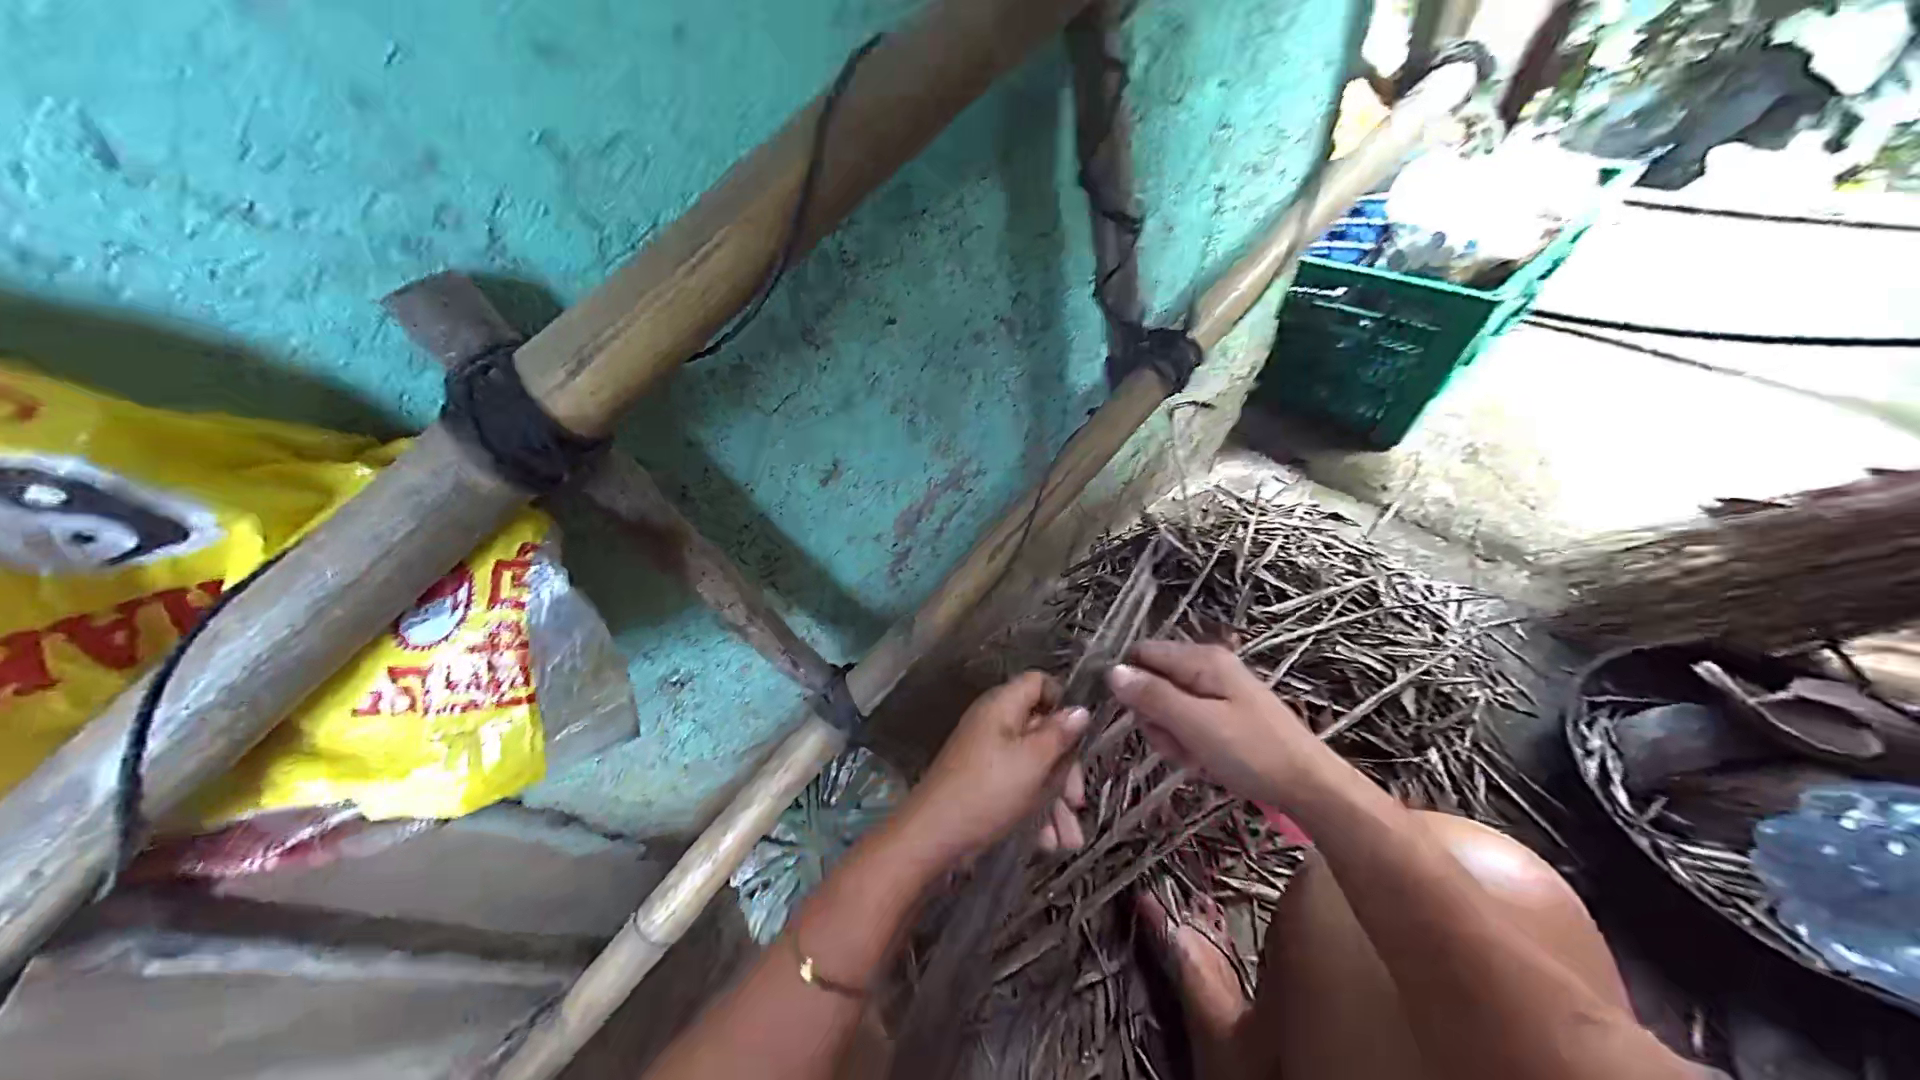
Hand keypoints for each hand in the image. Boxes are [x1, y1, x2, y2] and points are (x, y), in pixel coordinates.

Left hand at [894, 672, 1089, 867]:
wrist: (931, 837)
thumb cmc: (987, 790)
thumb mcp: (1032, 761)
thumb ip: (1059, 734)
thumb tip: (1080, 710)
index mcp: (1002, 705)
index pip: (1039, 683)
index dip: (1063, 702)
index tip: (1082, 733)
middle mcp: (995, 723)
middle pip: (1042, 730)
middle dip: (1065, 768)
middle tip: (1077, 800)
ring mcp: (987, 753)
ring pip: (1034, 766)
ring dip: (1054, 801)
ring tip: (1069, 840)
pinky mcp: (984, 782)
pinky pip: (1018, 787)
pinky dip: (1034, 811)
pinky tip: (1047, 842)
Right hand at [1106, 640, 1340, 808]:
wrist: (1310, 787)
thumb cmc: (1252, 752)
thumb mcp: (1196, 724)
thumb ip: (1152, 696)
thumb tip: (1112, 671)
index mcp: (1202, 659)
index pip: (1143, 654)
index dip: (1129, 682)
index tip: (1134, 715)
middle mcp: (1208, 667)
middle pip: (1154, 684)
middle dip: (1155, 718)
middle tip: (1176, 743)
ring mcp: (1218, 692)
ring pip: (1168, 709)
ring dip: (1172, 737)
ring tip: (1196, 756)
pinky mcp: (1225, 715)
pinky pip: (1189, 724)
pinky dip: (1190, 745)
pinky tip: (1206, 761)